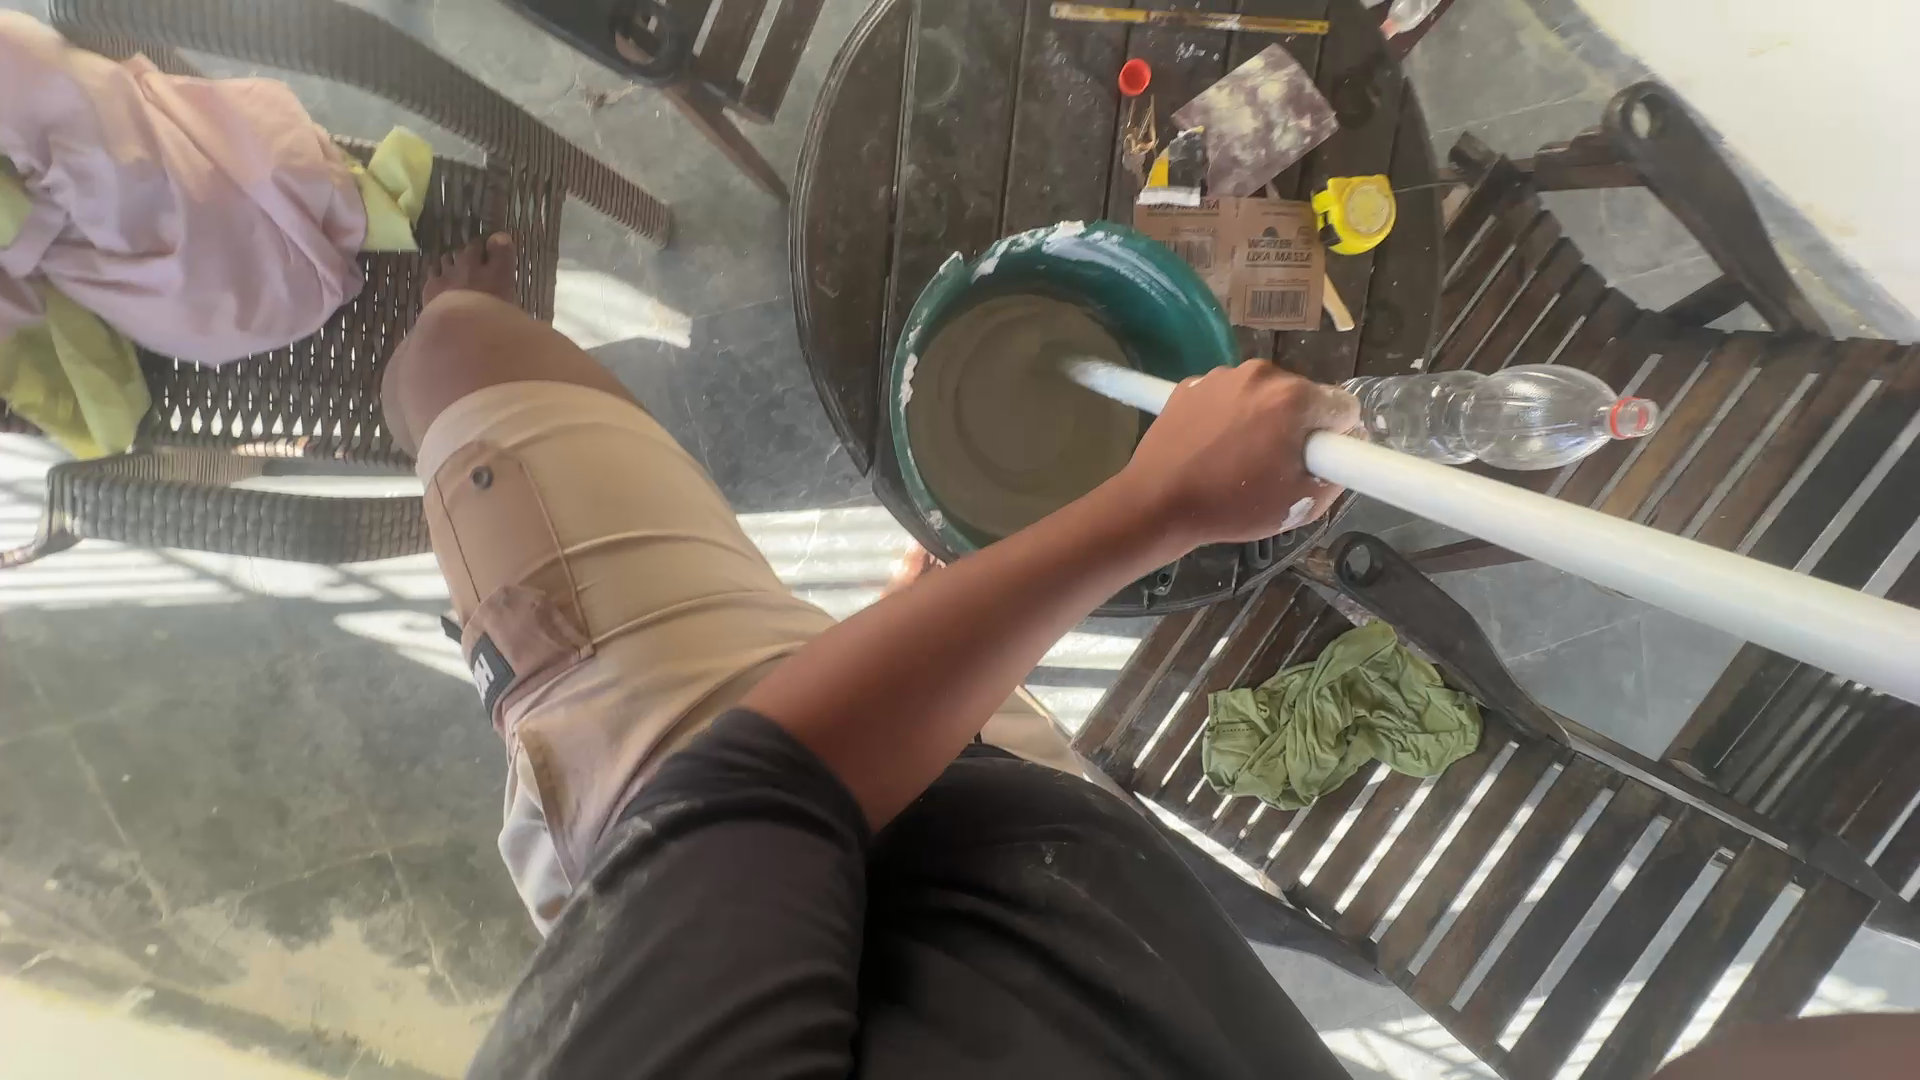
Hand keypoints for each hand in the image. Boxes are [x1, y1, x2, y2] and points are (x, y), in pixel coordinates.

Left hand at [1116, 360, 1358, 546]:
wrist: (1156, 503)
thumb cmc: (1231, 506)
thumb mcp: (1300, 504)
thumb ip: (1337, 473)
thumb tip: (1344, 450)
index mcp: (1293, 396)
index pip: (1341, 407)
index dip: (1335, 437)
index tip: (1313, 460)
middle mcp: (1258, 373)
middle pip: (1298, 396)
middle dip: (1294, 426)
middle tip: (1270, 464)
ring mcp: (1219, 376)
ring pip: (1259, 394)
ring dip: (1258, 418)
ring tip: (1235, 458)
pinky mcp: (1189, 385)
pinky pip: (1225, 397)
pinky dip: (1224, 415)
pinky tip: (1209, 447)